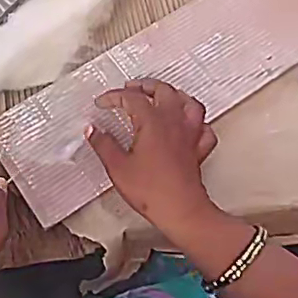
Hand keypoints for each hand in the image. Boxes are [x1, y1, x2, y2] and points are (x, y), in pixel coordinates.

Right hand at [84, 79, 223, 245]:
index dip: (114, 97)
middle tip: (131, 88)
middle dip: (145, 85)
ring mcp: (190, 135)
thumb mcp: (117, 167)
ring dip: (174, 95)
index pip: (132, 98)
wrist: (181, 211)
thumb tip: (93, 131)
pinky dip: (196, 121)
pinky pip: (203, 127)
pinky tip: (188, 123)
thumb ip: (103, 144)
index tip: (103, 103)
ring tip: (162, 95)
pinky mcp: (199, 149)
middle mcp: (174, 123)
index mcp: (153, 123)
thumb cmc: (152, 191)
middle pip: (163, 91)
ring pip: (189, 103)